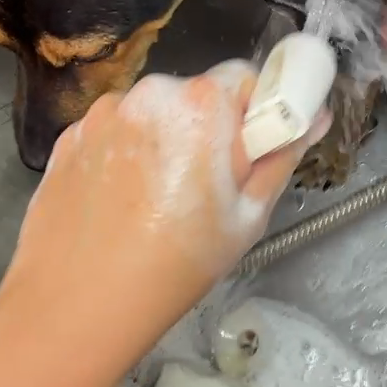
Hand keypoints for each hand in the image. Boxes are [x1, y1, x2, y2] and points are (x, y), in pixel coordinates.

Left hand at [0, 60, 328, 345]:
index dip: (253, 112)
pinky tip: (120, 201)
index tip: (247, 151)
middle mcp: (151, 92)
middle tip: (204, 186)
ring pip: (153, 113)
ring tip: (156, 200)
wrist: (72, 310)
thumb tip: (316, 116)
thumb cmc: (176, 263)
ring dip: (164, 139)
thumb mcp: (248, 216)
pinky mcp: (69, 136)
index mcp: (201, 104)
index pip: (245, 77)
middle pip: (196, 94)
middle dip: (207, 128)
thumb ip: (283, 154)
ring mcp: (104, 113)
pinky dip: (125, 153)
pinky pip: (115, 131)